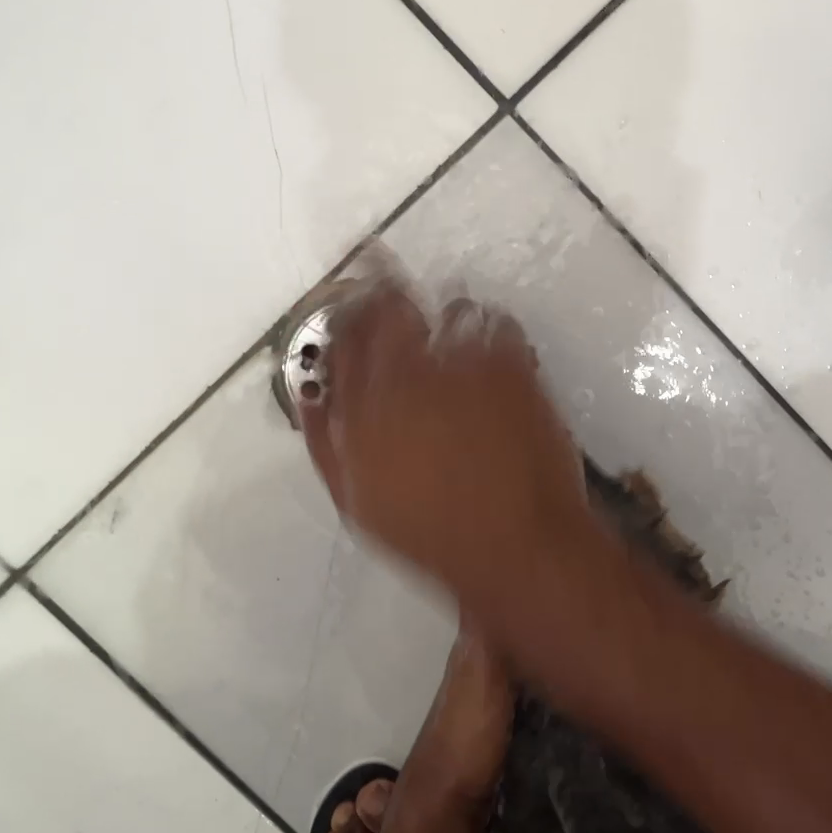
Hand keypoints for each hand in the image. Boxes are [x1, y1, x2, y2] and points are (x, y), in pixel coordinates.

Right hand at [298, 272, 598, 596]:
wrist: (518, 546)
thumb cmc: (432, 534)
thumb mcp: (357, 499)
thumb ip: (327, 440)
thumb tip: (313, 397)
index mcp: (366, 404)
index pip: (344, 333)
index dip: (345, 312)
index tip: (350, 309)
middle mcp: (414, 371)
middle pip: (389, 302)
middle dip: (383, 287)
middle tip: (386, 287)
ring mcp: (470, 363)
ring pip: (446, 306)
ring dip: (441, 313)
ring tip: (445, 331)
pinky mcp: (516, 365)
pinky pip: (497, 321)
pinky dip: (487, 325)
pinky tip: (486, 345)